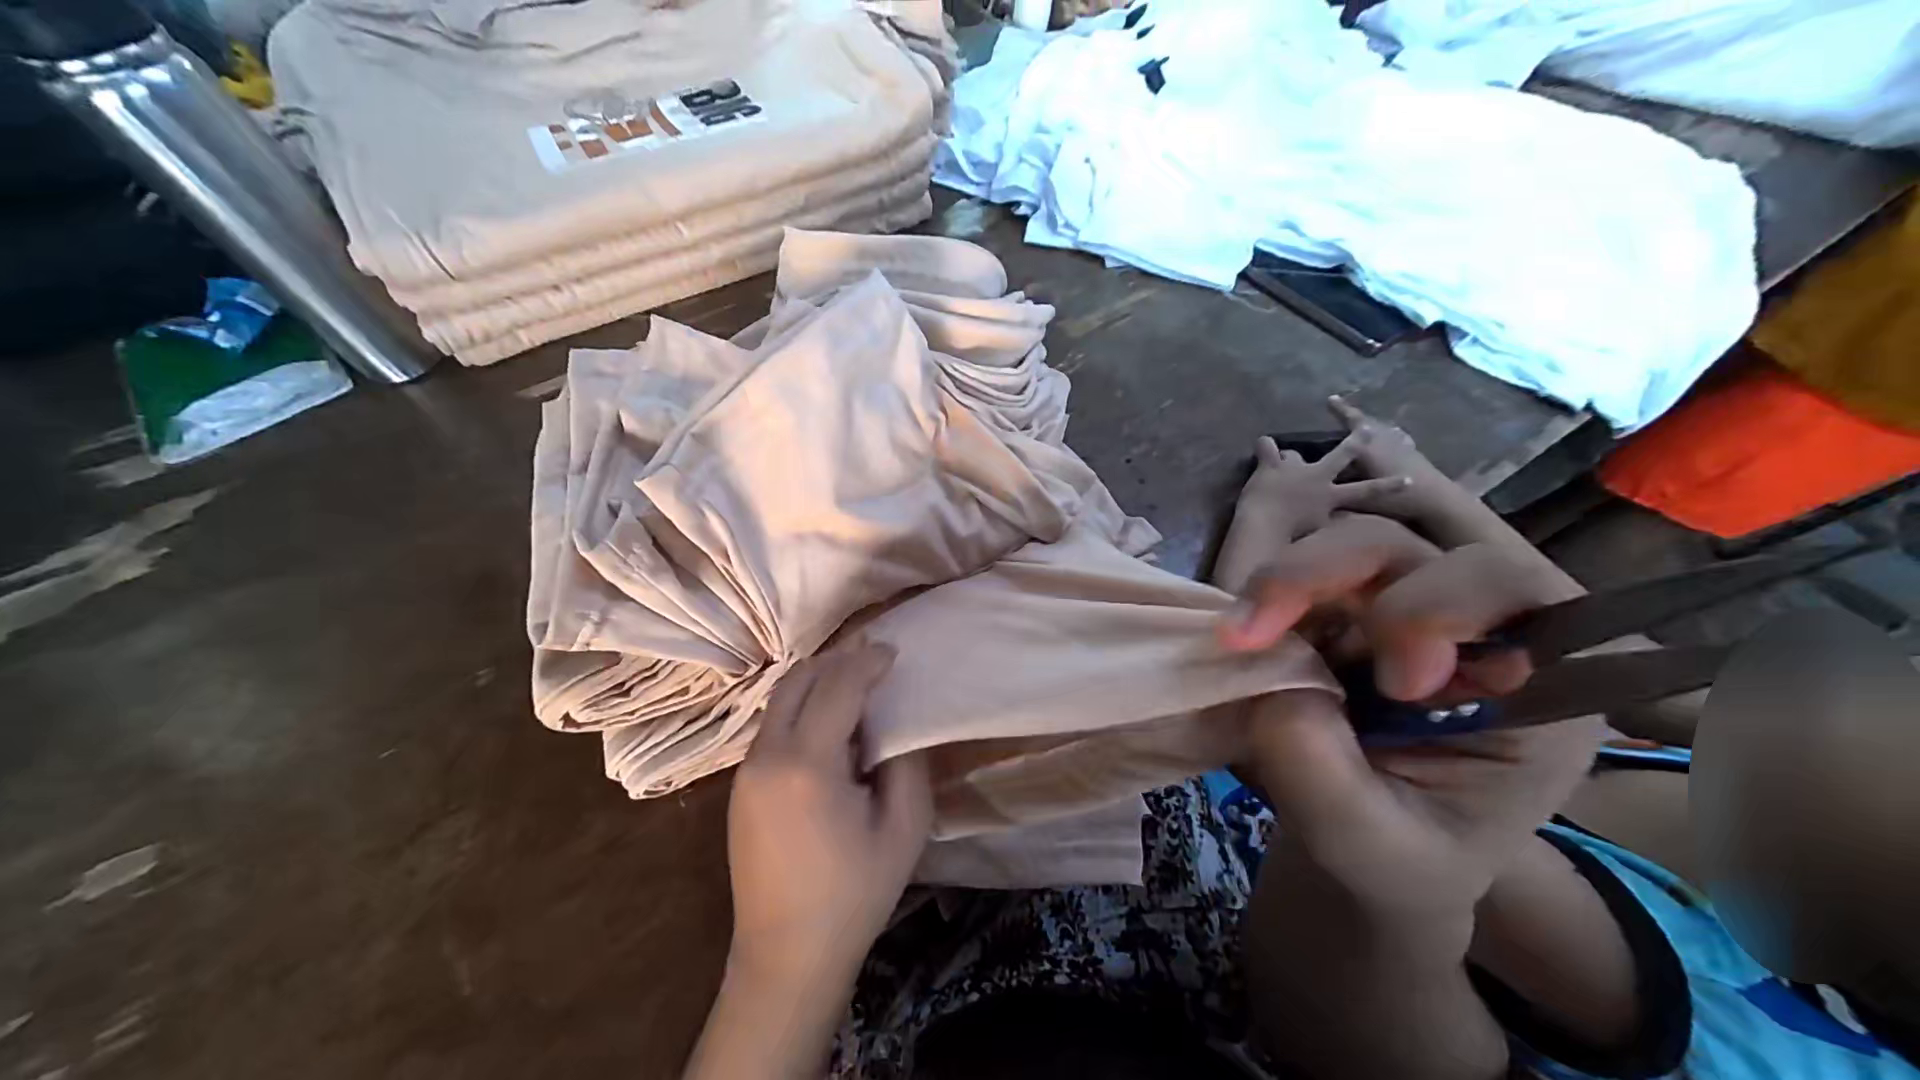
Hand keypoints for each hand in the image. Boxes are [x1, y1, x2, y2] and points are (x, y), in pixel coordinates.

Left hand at [726, 642, 932, 982]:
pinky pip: (771, 728)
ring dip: (815, 682)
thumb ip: (905, 764)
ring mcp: (746, 772)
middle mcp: (767, 757)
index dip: (867, 663)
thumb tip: (894, 726)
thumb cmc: (855, 894)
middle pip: (797, 681)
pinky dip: (800, 709)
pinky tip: (826, 727)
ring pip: (778, 702)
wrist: (787, 955)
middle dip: (835, 662)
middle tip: (871, 660)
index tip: (893, 653)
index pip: (837, 688)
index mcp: (808, 765)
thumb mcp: (902, 828)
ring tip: (852, 685)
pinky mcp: (739, 788)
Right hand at [1228, 516, 1600, 912]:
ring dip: (1289, 578)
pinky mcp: (1341, 608)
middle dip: (1338, 573)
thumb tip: (1270, 687)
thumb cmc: (1394, 857)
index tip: (1399, 686)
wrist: (1358, 850)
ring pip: (1354, 543)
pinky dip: (1264, 594)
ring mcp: (1399, 608)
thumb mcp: (1367, 844)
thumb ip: (1325, 775)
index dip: (1450, 608)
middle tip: (1263, 632)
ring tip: (1240, 637)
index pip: (1521, 598)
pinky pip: (1302, 571)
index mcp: (1535, 689)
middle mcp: (1470, 628)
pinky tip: (1239, 637)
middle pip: (1421, 552)